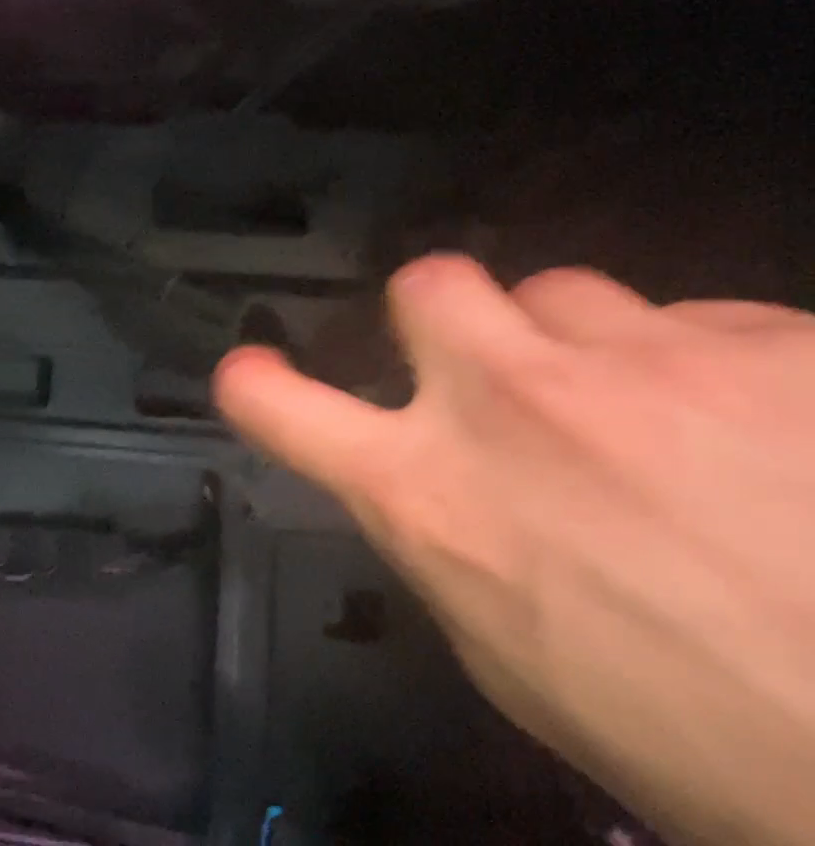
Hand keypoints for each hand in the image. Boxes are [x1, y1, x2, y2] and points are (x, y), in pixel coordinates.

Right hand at [214, 255, 814, 845]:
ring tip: (654, 411)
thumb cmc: (683, 732)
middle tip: (489, 368)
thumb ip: (448, 542)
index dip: (253, 383)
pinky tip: (769, 433)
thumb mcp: (507, 654)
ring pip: (565, 291)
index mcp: (422, 491)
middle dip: (442, 317)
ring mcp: (639, 361)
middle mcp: (504, 402)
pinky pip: (706, 319)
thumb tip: (444, 493)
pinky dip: (712, 364)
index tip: (255, 377)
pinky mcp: (776, 343)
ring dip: (580, 344)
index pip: (277, 405)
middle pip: (426, 283)